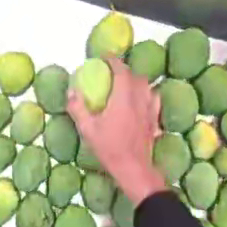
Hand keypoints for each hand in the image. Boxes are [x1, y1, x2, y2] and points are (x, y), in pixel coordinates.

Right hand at [68, 57, 164, 204]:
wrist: (134, 168)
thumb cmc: (110, 148)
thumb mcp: (87, 129)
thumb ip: (78, 108)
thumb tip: (71, 91)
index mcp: (123, 98)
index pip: (121, 72)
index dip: (114, 61)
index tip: (106, 57)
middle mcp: (139, 100)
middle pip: (137, 77)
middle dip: (125, 70)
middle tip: (113, 72)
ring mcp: (150, 111)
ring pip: (148, 87)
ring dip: (138, 81)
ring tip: (128, 84)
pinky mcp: (155, 121)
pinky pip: (155, 100)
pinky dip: (148, 95)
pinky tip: (143, 101)